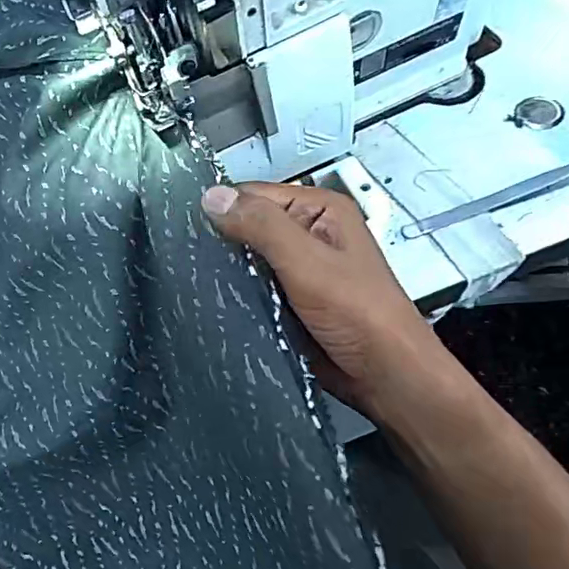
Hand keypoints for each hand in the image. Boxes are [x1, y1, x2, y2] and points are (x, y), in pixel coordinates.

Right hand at [201, 182, 463, 423]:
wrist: (383, 373)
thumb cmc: (360, 314)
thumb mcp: (308, 261)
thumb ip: (262, 225)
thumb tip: (211, 197)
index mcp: (321, 211)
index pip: (255, 194)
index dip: (223, 208)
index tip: (185, 226)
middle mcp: (310, 235)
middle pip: (250, 227)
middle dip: (223, 243)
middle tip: (186, 258)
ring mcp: (299, 271)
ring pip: (249, 262)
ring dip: (229, 273)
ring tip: (197, 281)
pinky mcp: (291, 302)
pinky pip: (255, 291)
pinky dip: (239, 296)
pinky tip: (217, 302)